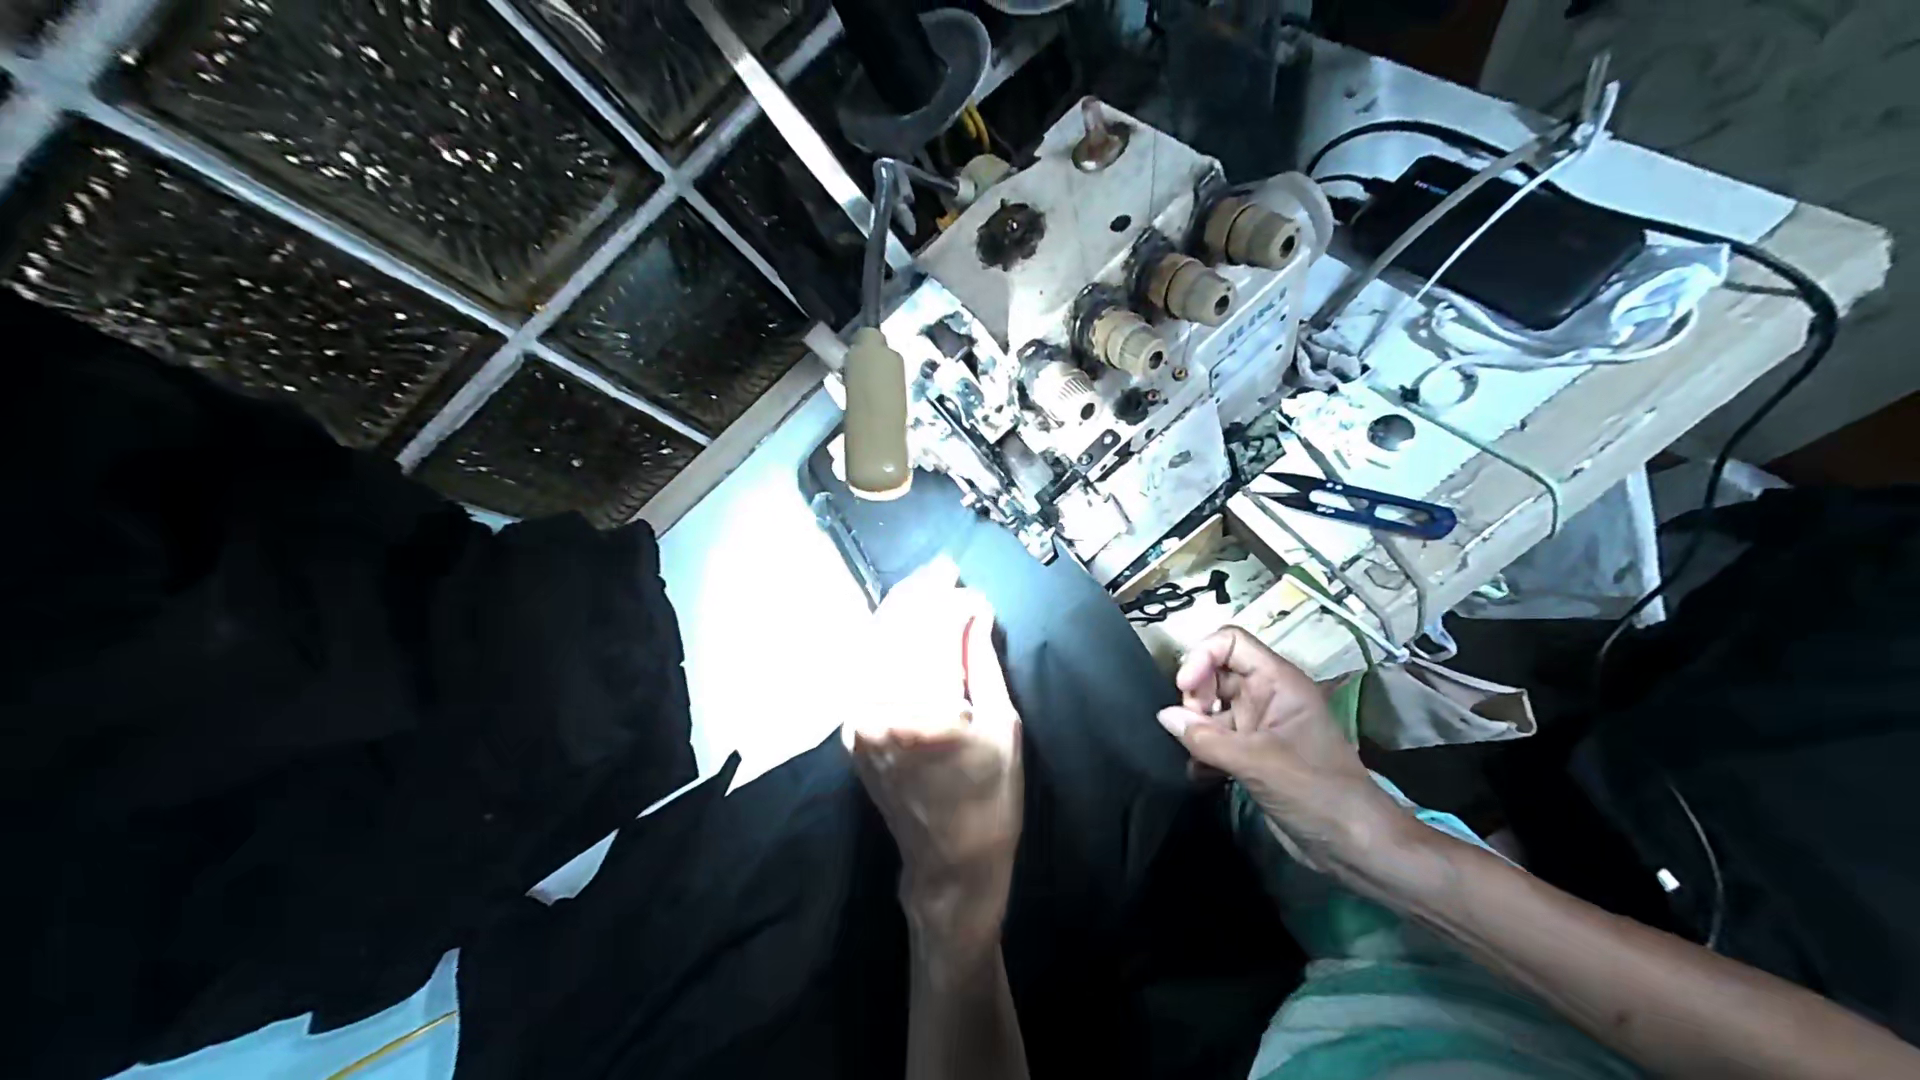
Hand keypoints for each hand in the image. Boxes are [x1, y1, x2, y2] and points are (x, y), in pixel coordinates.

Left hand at [845, 560, 1022, 953]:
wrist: (948, 862)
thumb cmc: (991, 798)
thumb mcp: (1004, 727)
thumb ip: (982, 662)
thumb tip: (974, 610)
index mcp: (927, 714)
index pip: (936, 633)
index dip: (955, 603)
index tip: (974, 593)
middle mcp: (882, 710)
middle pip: (898, 628)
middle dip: (922, 593)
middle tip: (944, 570)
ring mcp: (858, 719)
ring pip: (874, 642)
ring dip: (899, 609)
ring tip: (924, 585)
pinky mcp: (850, 728)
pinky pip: (864, 667)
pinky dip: (882, 638)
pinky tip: (900, 622)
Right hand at [1157, 627, 1409, 874]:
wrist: (1355, 845)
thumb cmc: (1316, 791)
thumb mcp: (1258, 762)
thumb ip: (1206, 738)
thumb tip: (1165, 716)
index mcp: (1278, 682)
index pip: (1230, 642)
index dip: (1201, 656)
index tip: (1184, 688)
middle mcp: (1266, 696)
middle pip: (1215, 673)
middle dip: (1194, 696)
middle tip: (1189, 727)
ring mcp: (1259, 725)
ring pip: (1211, 708)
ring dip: (1195, 728)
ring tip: (1192, 756)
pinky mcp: (1252, 753)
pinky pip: (1215, 738)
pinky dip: (1202, 751)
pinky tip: (1199, 774)